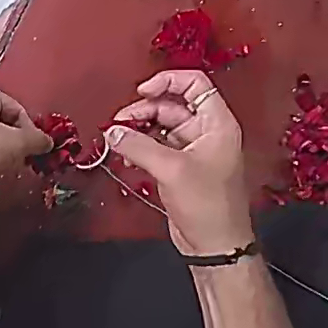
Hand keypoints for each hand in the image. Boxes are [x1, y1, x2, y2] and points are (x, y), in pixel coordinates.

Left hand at [0, 82, 52, 200]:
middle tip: (24, 157)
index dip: (29, 129)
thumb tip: (46, 141)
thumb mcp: (15, 144)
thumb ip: (36, 139)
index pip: (15, 107)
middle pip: (1, 120)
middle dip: (15, 140)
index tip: (37, 147)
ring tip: (5, 166)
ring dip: (1, 150)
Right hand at [107, 70, 254, 258]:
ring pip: (162, 126)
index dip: (168, 81)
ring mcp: (194, 149)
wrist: (215, 245)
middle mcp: (207, 131)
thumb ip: (138, 146)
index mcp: (216, 123)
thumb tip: (111, 131)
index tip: (141, 91)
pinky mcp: (181, 167)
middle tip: (119, 123)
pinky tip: (125, 155)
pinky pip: (158, 146)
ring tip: (117, 138)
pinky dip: (141, 146)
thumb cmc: (205, 203)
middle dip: (145, 109)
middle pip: (173, 105)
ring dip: (139, 128)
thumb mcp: (171, 170)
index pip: (195, 84)